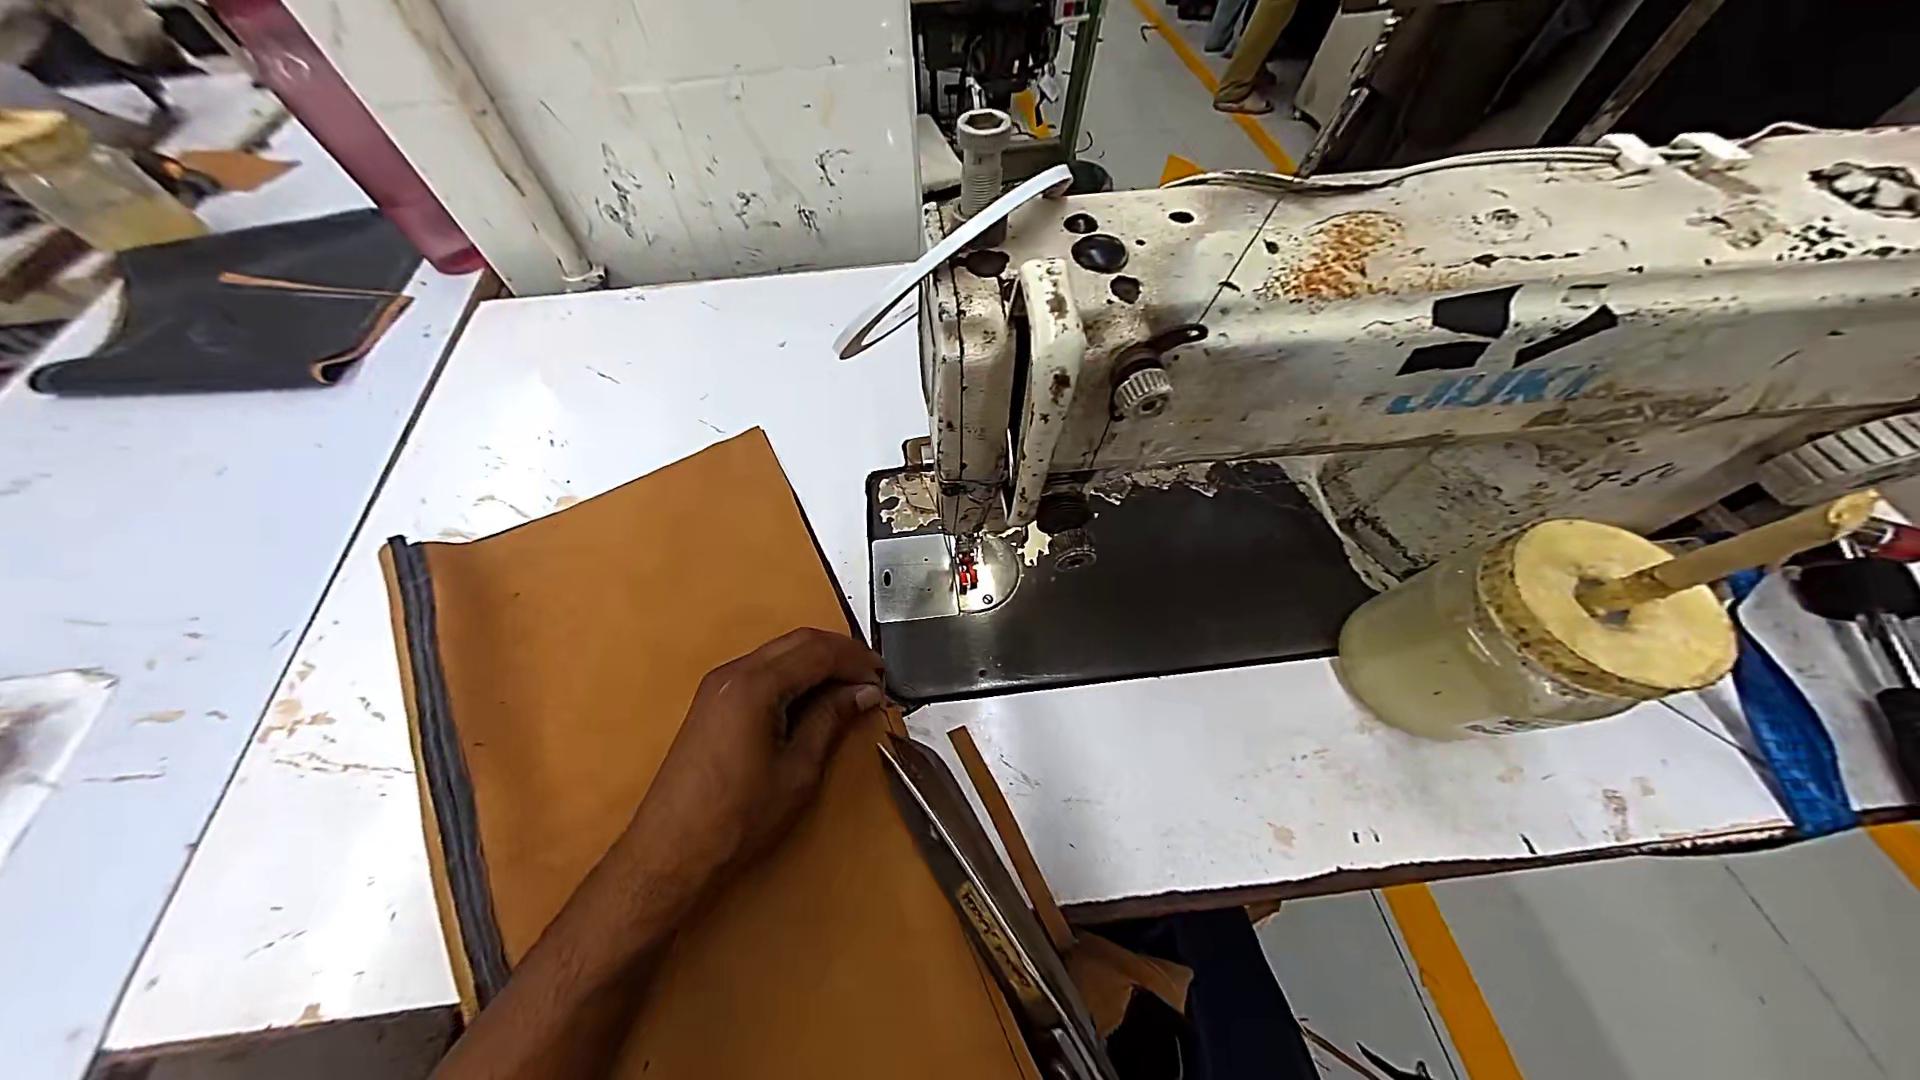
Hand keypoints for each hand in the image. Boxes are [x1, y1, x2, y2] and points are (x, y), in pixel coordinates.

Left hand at [622, 628, 885, 891]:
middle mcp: (732, 674)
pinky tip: (814, 696)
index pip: (817, 652)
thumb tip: (863, 691)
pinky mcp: (713, 701)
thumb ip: (831, 718)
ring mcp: (718, 685)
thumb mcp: (798, 769)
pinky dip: (795, 673)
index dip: (856, 659)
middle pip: (798, 641)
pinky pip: (763, 668)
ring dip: (818, 661)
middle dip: (840, 652)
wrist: (670, 852)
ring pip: (780, 651)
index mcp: (754, 686)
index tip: (882, 676)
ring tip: (849, 687)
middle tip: (871, 676)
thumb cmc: (735, 818)